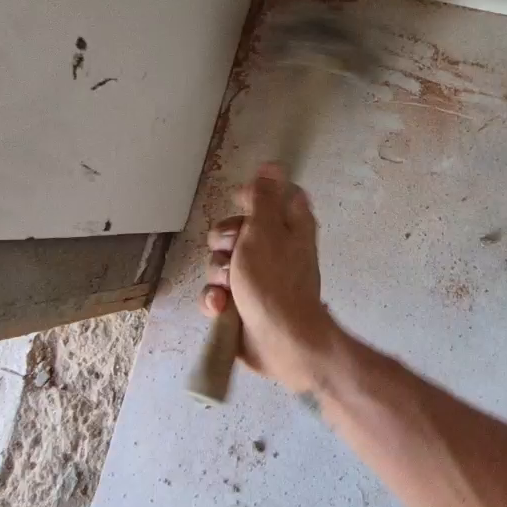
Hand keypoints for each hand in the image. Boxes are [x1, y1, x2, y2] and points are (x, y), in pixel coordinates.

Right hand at [200, 164, 344, 393]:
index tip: (239, 201)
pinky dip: (217, 299)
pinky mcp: (243, 304)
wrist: (281, 342)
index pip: (273, 196)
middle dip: (224, 240)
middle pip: (237, 228)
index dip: (253, 196)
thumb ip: (263, 197)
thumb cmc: (274, 281)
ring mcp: (259, 278)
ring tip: (228, 287)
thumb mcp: (264, 230)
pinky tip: (221, 306)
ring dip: (219, 273)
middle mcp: (275, 248)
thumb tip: (271, 165)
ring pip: (223, 261)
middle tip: (231, 251)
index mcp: (290, 225)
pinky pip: (219, 292)